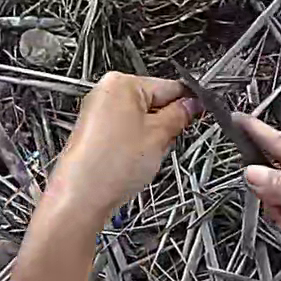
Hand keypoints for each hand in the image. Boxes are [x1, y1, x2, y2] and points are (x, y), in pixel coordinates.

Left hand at [44, 72, 198, 219]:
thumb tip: (192, 104)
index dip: (187, 103)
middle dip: (165, 123)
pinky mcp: (94, 134)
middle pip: (153, 102)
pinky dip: (135, 146)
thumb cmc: (110, 165)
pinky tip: (132, 162)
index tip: (199, 114)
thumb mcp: (159, 135)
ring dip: (151, 137)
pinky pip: (126, 133)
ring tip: (143, 156)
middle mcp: (105, 93)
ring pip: (141, 120)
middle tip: (164, 143)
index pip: (168, 86)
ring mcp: (97, 113)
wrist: (81, 197)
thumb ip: (180, 114)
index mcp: (121, 83)